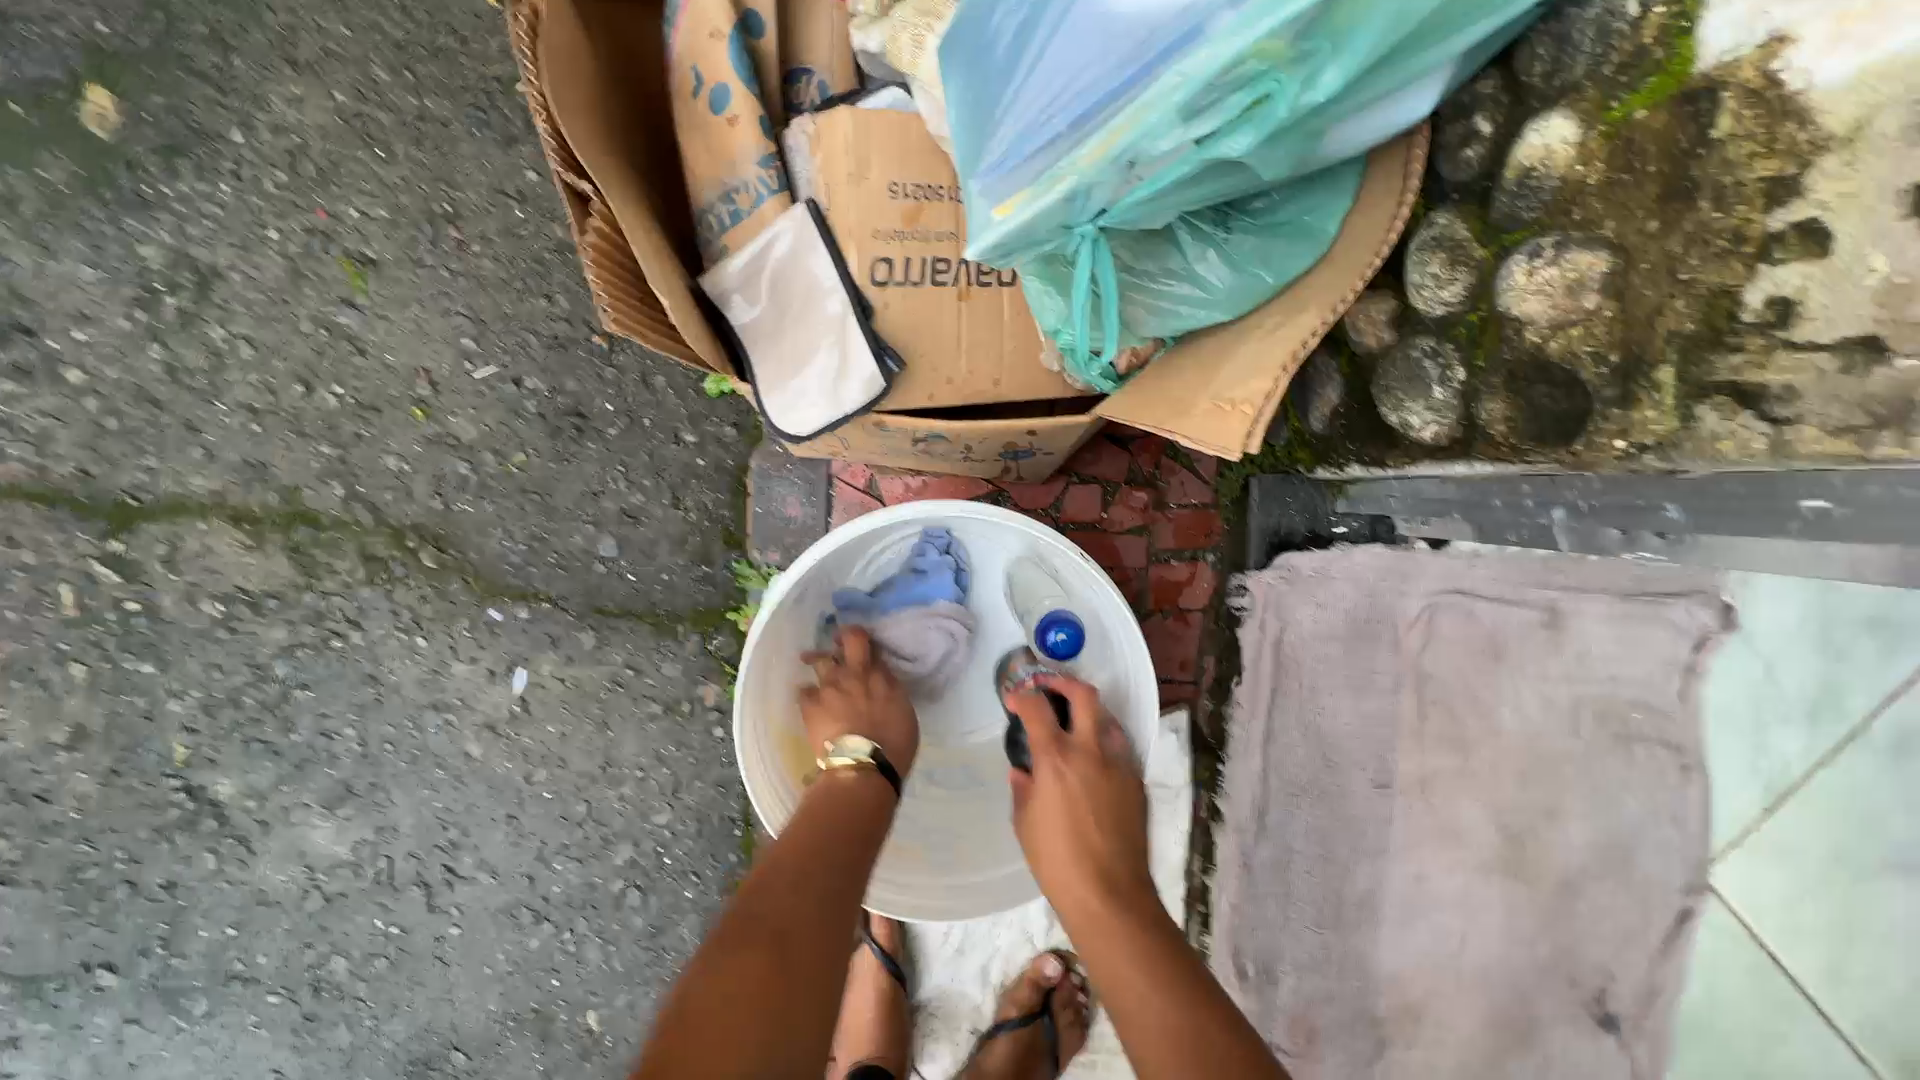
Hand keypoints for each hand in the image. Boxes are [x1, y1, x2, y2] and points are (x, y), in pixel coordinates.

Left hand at [800, 626, 919, 778]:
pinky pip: (803, 690)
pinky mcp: (810, 703)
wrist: (863, 767)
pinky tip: (808, 702)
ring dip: (818, 661)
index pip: (875, 649)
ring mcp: (830, 686)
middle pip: (850, 639)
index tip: (866, 652)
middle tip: (838, 641)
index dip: (869, 647)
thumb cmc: (894, 747)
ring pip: (819, 659)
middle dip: (844, 636)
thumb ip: (892, 692)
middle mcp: (856, 674)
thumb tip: (883, 684)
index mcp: (883, 678)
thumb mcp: (905, 714)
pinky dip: (806, 694)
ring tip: (812, 664)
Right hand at [1004, 673, 1153, 922]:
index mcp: (1056, 759)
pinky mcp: (1136, 782)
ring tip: (1074, 722)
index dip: (1021, 695)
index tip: (1013, 697)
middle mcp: (1091, 751)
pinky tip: (1093, 761)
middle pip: (1085, 694)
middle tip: (1048, 687)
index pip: (1037, 708)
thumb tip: (1023, 771)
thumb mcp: (1024, 824)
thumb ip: (1023, 788)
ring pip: (1108, 718)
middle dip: (1063, 682)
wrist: (1110, 894)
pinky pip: (1120, 749)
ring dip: (1089, 711)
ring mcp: (1119, 765)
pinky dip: (1104, 743)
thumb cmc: (1056, 862)